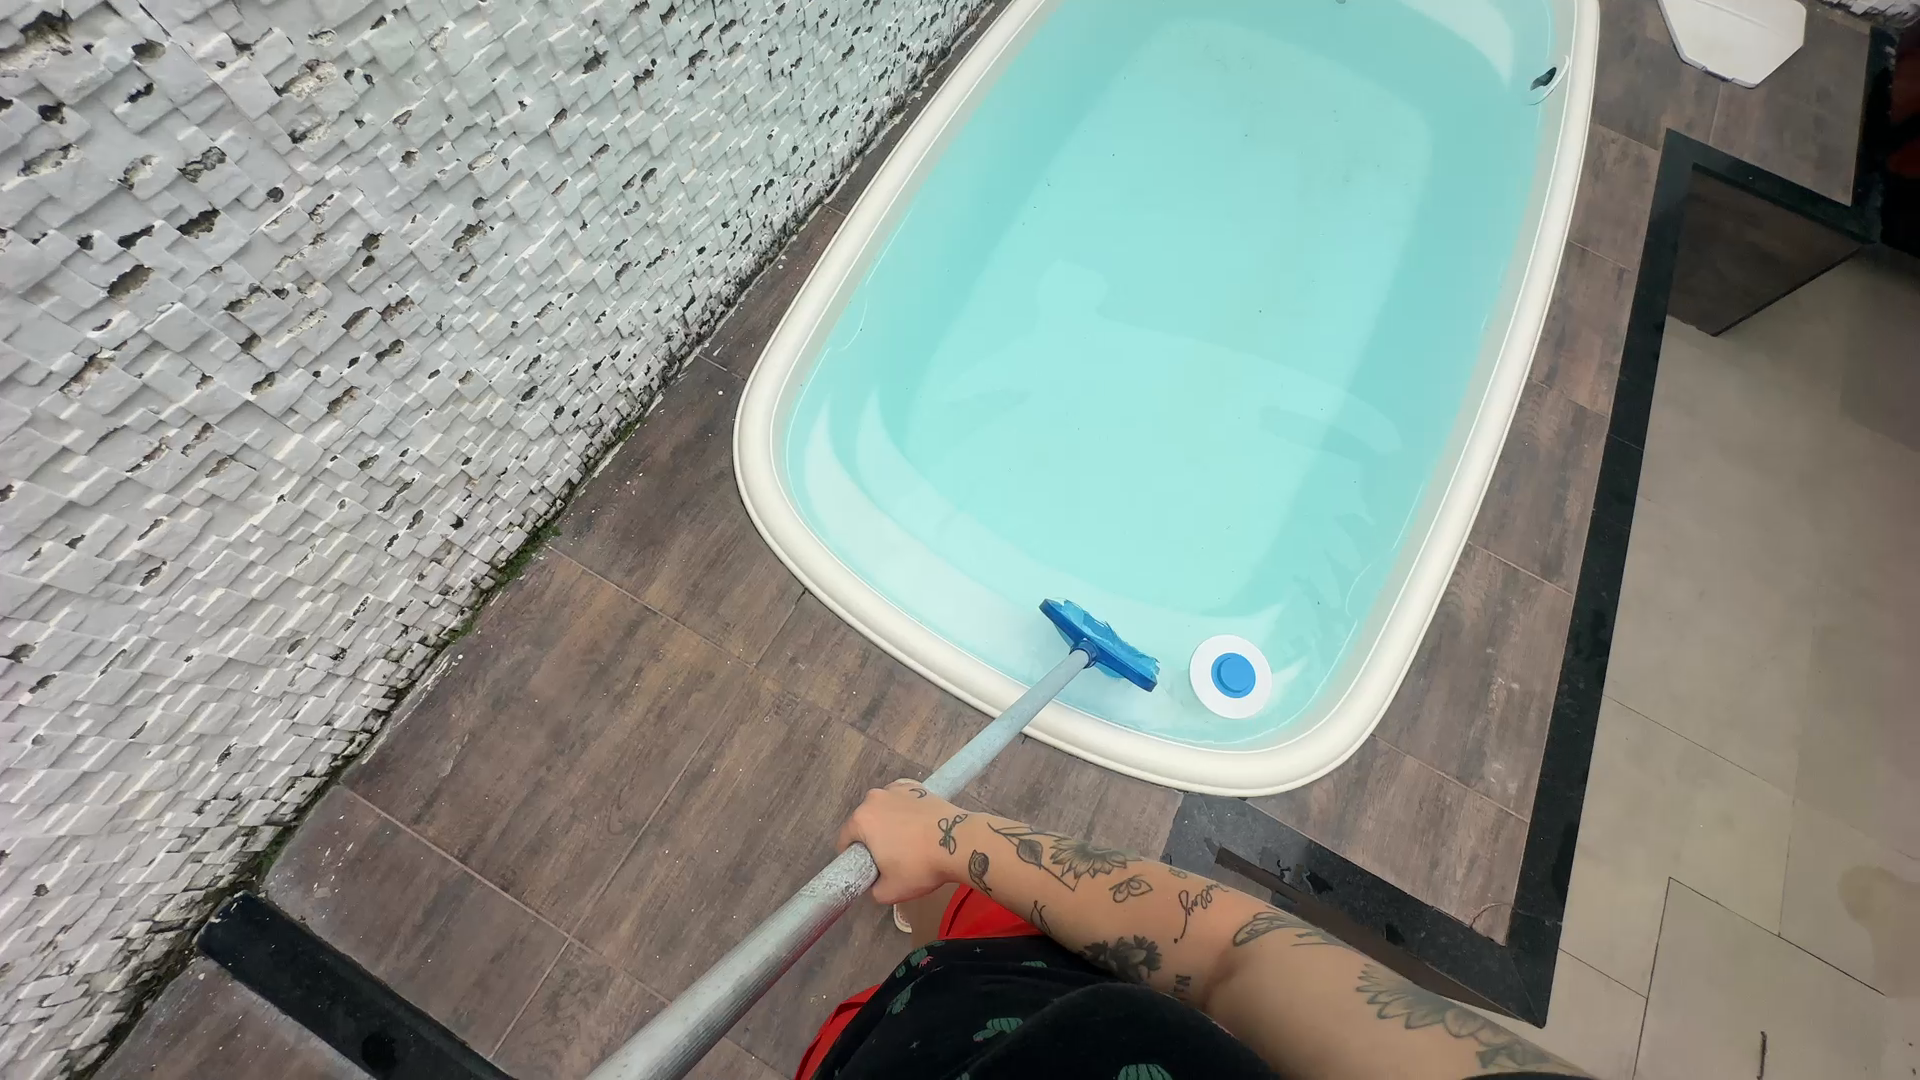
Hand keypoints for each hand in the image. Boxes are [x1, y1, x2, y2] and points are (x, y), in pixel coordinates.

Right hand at [837, 779, 963, 904]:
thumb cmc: (920, 866)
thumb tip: (873, 882)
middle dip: (871, 839)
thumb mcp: (888, 892)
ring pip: (883, 809)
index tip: (867, 868)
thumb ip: (871, 888)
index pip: (845, 840)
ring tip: (907, 841)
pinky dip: (904, 809)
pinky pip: (901, 799)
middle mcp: (874, 798)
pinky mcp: (916, 785)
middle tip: (889, 858)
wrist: (959, 842)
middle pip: (863, 822)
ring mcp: (896, 788)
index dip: (852, 858)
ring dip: (887, 822)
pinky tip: (916, 824)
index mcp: (861, 820)